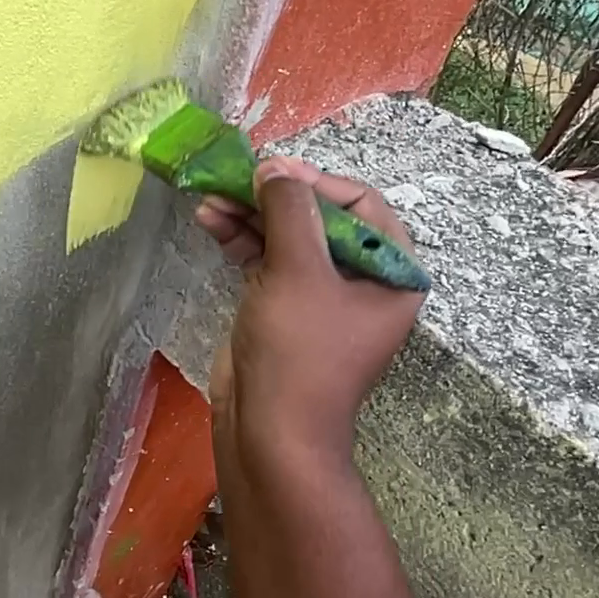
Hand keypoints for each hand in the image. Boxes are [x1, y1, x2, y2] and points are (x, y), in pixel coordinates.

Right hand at [198, 157, 424, 459]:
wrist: (269, 430)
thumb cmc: (299, 352)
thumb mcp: (298, 273)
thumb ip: (289, 211)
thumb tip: (274, 168)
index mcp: (390, 272)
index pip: (360, 205)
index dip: (315, 183)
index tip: (270, 172)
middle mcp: (358, 278)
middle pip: (316, 217)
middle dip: (272, 198)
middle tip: (231, 180)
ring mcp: (316, 293)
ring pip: (284, 236)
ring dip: (247, 215)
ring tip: (208, 199)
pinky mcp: (279, 305)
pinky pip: (263, 259)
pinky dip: (238, 239)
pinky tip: (209, 221)